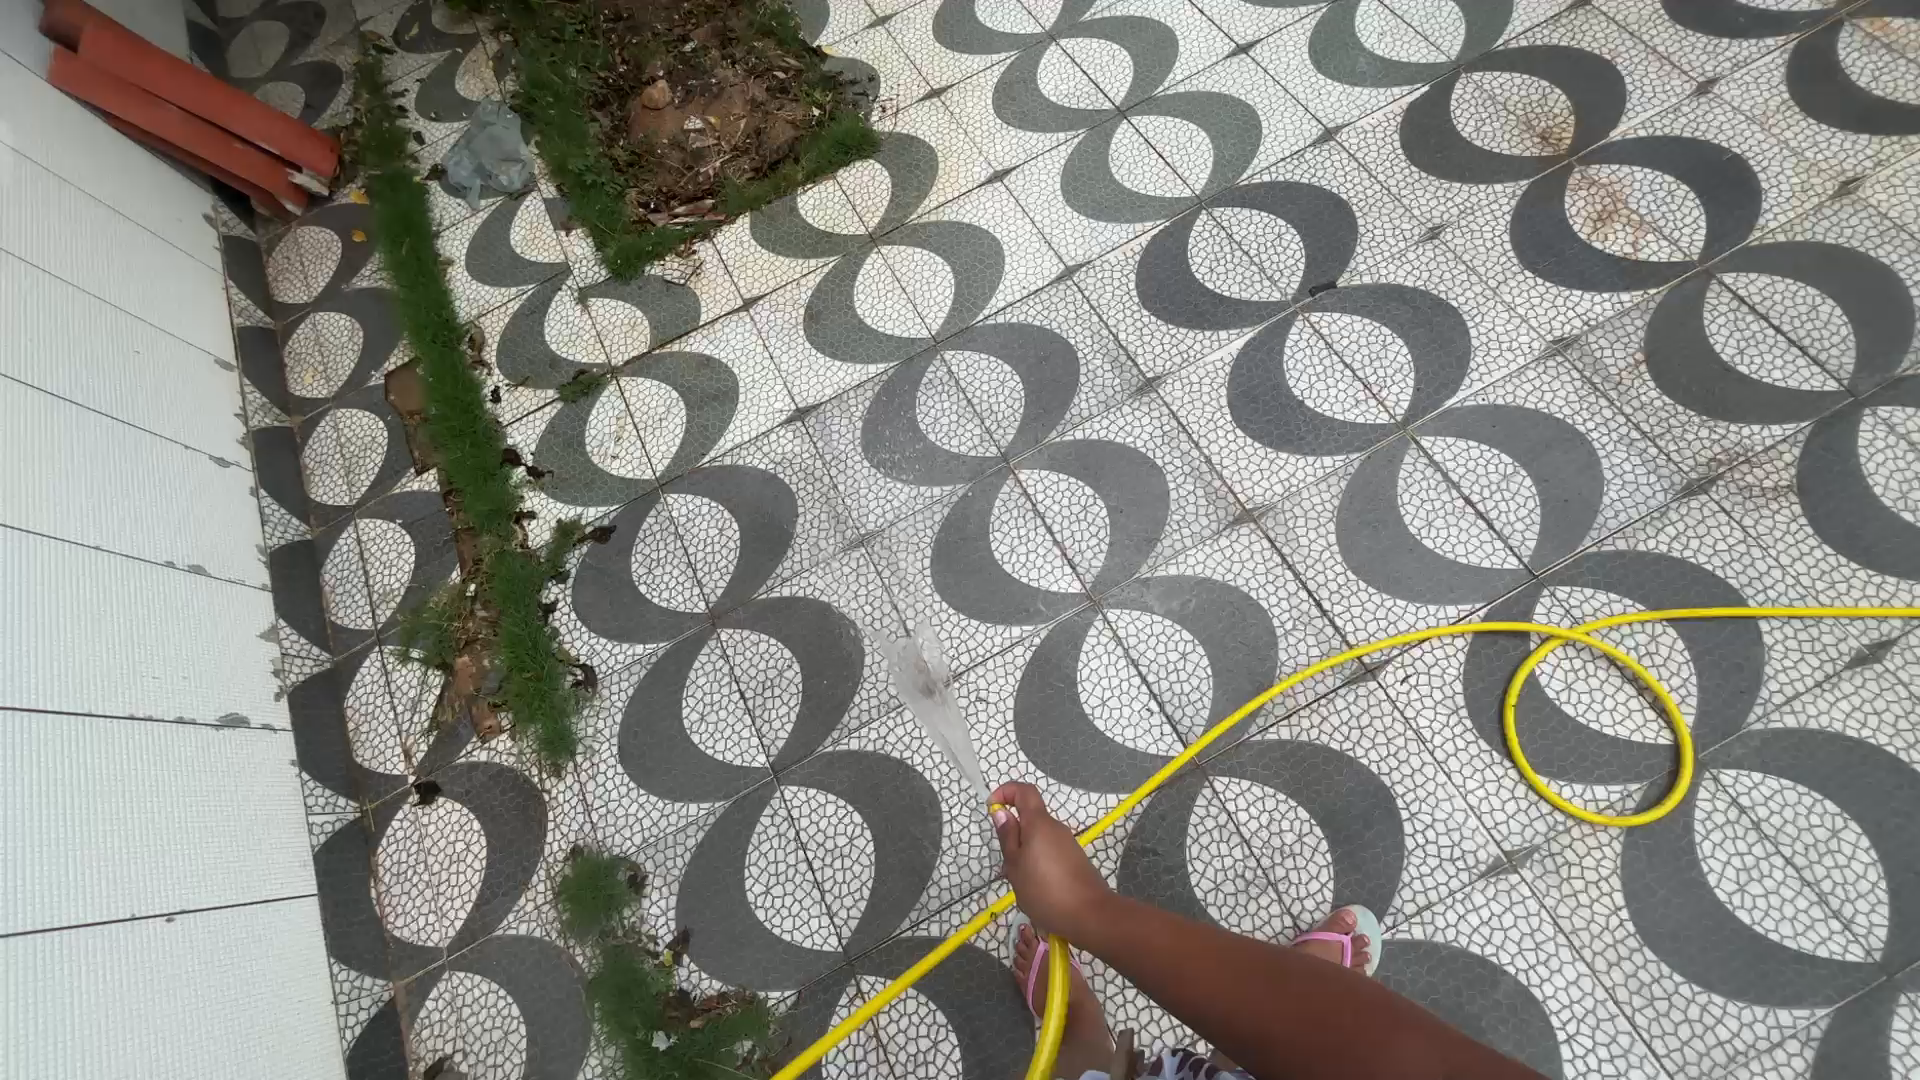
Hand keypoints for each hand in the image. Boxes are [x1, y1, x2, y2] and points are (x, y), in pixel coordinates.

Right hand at [990, 782, 1113, 938]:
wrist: (1091, 916)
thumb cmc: (1046, 890)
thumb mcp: (1016, 865)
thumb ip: (1008, 837)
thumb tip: (1002, 812)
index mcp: (1039, 823)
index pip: (1024, 790)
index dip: (1005, 792)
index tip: (992, 809)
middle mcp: (1055, 827)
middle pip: (1030, 818)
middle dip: (1013, 834)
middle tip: (1006, 864)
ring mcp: (1067, 844)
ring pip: (1039, 839)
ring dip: (1024, 853)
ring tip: (1020, 882)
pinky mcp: (1074, 859)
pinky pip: (1049, 852)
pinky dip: (1038, 862)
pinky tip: (1035, 889)